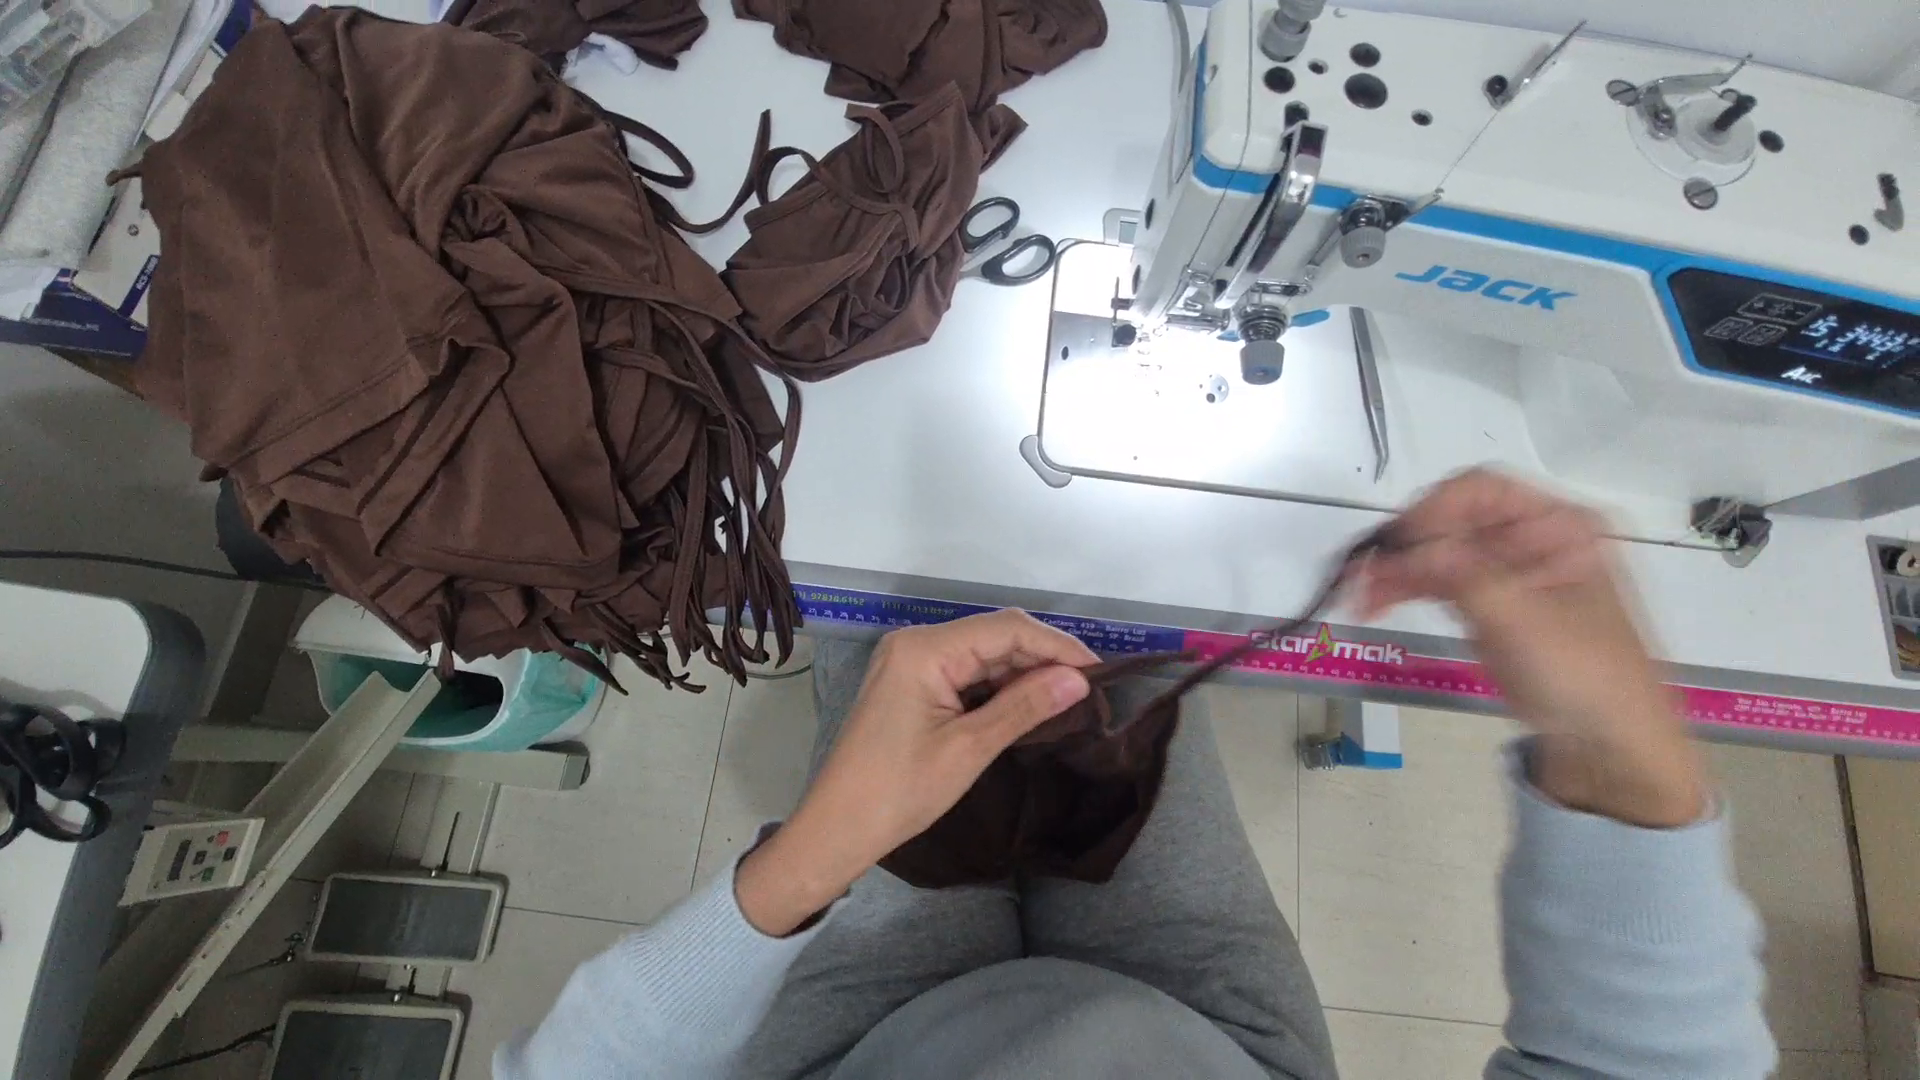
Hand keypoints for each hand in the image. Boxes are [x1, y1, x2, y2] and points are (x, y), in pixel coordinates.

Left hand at [735, 610, 1096, 934]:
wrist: (837, 827)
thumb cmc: (899, 791)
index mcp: (924, 649)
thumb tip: (1078, 680)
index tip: (1099, 672)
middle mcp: (916, 642)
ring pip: (982, 653)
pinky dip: (997, 685)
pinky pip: (964, 671)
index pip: (1006, 628)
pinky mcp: (911, 681)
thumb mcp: (968, 749)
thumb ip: (1024, 707)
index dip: (1056, 645)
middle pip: (994, 635)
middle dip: (1043, 657)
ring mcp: (911, 660)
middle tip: (1089, 688)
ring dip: (1023, 671)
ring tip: (1068, 696)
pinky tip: (1028, 702)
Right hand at [1355, 468, 1706, 827]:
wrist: (1607, 742)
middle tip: (1363, 575)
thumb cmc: (1585, 676)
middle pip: (1446, 517)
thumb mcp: (1524, 622)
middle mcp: (1526, 536)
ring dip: (1391, 569)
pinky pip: (1428, 577)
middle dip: (1402, 545)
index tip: (1399, 546)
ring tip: (1358, 597)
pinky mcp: (1479, 597)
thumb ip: (1464, 576)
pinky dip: (1399, 587)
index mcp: (1557, 525)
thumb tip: (1404, 547)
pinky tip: (1372, 604)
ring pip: (1429, 548)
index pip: (1480, 489)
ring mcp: (1500, 567)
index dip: (1434, 509)